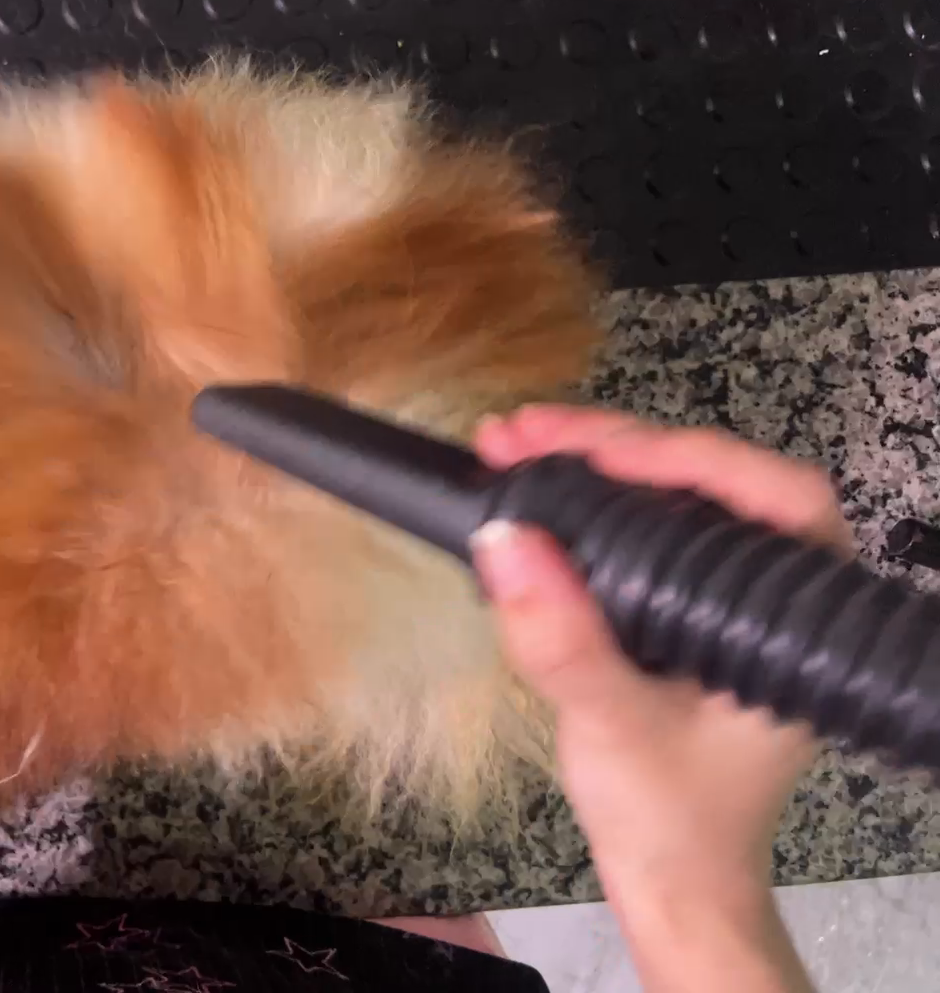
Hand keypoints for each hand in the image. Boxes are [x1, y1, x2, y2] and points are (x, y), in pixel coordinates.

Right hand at [473, 405, 836, 992]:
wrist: (660, 860)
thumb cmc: (664, 805)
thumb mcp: (609, 721)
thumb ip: (563, 639)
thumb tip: (501, 538)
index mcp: (791, 618)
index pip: (774, 499)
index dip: (686, 457)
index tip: (593, 451)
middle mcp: (756, 592)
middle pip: (701, 483)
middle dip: (607, 444)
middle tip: (516, 432)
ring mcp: (703, 596)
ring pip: (652, 499)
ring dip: (576, 463)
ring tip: (501, 445)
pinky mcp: (653, 602)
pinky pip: (615, 529)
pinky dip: (563, 499)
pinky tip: (517, 488)